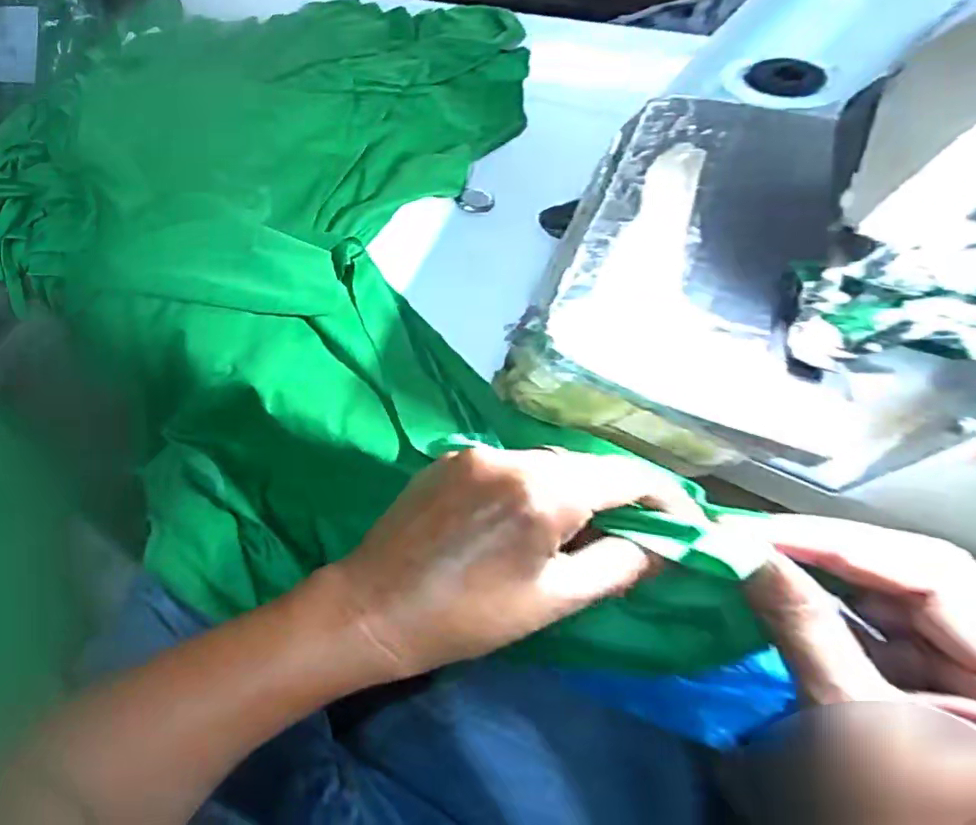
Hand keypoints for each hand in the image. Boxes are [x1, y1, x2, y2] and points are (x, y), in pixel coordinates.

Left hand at [316, 446, 701, 679]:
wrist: (379, 602)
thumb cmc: (472, 611)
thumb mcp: (560, 596)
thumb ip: (621, 562)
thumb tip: (663, 544)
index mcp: (538, 487)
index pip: (624, 475)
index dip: (667, 500)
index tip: (689, 531)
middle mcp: (500, 458)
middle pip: (581, 465)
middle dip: (619, 496)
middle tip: (643, 537)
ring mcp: (464, 456)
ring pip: (540, 463)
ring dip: (573, 490)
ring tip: (591, 533)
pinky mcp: (439, 465)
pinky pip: (502, 467)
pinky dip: (530, 486)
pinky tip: (534, 519)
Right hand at [733, 515, 975, 719]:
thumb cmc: (902, 803)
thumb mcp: (852, 716)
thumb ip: (802, 627)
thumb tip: (736, 550)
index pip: (933, 569)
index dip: (835, 540)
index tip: (747, 531)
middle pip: (919, 572)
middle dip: (821, 549)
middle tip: (736, 535)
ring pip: (899, 591)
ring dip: (820, 570)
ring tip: (746, 555)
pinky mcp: (955, 678)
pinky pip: (892, 621)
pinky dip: (830, 602)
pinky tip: (776, 587)